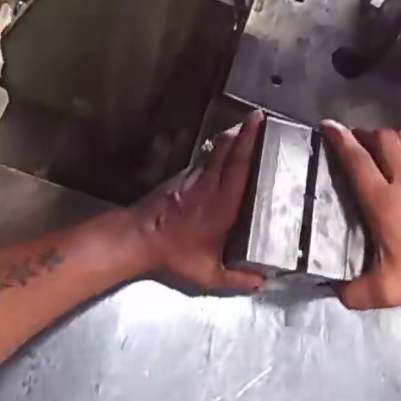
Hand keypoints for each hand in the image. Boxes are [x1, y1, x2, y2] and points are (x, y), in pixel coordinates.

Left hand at [130, 111, 267, 293]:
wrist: (138, 238)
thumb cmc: (174, 255)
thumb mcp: (207, 274)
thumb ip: (237, 279)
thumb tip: (262, 283)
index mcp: (222, 206)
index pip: (239, 167)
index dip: (250, 144)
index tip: (260, 125)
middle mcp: (209, 187)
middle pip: (229, 152)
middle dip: (245, 132)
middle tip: (259, 117)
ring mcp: (193, 180)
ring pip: (216, 152)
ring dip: (231, 138)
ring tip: (246, 127)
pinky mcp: (181, 179)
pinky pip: (204, 160)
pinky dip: (217, 151)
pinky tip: (224, 149)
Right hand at [321, 121, 400, 309]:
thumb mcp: (386, 291)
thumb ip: (355, 293)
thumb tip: (335, 293)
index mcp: (383, 201)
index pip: (358, 161)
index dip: (341, 141)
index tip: (328, 127)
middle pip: (381, 140)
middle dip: (363, 133)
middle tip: (350, 139)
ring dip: (385, 137)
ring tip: (374, 144)